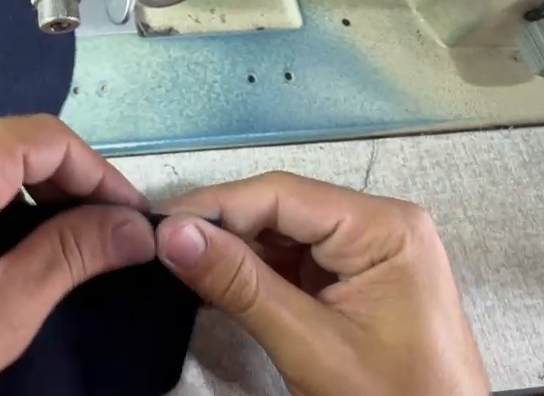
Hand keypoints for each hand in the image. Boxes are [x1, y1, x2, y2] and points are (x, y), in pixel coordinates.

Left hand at [0, 115, 155, 395]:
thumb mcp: (4, 309)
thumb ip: (74, 253)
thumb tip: (136, 228)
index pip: (48, 138)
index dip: (99, 175)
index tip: (133, 218)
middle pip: (12, 142)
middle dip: (64, 185)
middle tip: (104, 238)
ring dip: (23, 193)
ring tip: (59, 244)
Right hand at [155, 171, 487, 395]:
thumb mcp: (312, 349)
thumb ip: (239, 285)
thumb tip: (171, 234)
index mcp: (384, 226)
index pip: (280, 194)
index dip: (216, 206)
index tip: (160, 226)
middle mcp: (378, 223)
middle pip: (278, 208)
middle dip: (222, 229)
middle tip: (164, 247)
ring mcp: (368, 250)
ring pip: (280, 231)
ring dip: (234, 251)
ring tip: (182, 265)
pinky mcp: (354, 277)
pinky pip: (293, 258)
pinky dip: (255, 272)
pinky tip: (219, 282)